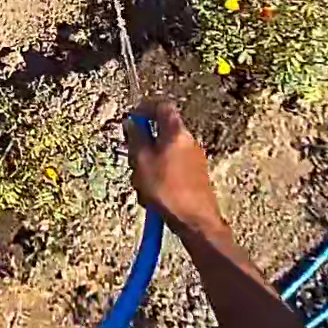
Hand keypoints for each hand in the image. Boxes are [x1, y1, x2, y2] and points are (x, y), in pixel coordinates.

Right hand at [125, 99, 225, 238]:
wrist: (196, 222)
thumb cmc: (167, 190)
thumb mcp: (142, 162)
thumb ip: (136, 138)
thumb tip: (131, 123)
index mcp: (177, 132)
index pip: (162, 105)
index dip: (144, 108)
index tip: (131, 120)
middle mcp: (188, 141)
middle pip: (160, 131)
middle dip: (143, 145)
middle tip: (133, 161)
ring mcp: (193, 158)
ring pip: (163, 152)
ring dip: (148, 165)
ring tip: (142, 184)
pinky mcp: (194, 176)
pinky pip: (170, 168)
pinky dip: (158, 177)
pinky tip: (153, 196)